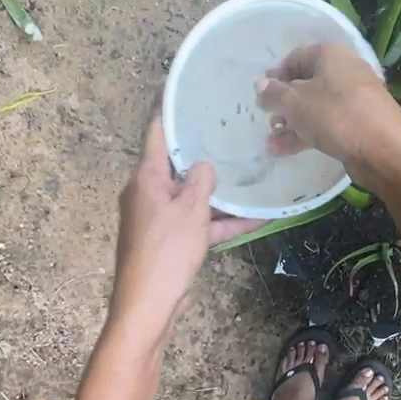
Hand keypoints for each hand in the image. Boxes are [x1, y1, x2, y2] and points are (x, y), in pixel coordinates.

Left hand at [109, 118, 263, 343]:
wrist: (148, 306)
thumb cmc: (165, 254)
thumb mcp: (191, 212)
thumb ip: (202, 183)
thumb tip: (204, 167)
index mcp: (146, 178)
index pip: (158, 134)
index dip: (172, 112)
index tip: (188, 93)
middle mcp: (147, 194)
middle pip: (178, 167)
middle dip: (205, 154)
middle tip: (233, 133)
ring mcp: (157, 220)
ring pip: (191, 199)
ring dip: (219, 195)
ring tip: (253, 177)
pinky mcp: (168, 244)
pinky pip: (196, 225)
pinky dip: (219, 223)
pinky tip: (255, 220)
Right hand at [256, 43, 400, 191]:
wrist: (382, 147)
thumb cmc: (335, 114)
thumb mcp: (296, 102)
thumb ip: (274, 94)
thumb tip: (261, 86)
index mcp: (330, 55)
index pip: (296, 57)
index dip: (276, 75)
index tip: (261, 93)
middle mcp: (343, 72)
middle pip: (306, 84)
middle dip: (283, 104)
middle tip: (267, 120)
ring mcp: (353, 99)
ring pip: (315, 108)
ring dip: (291, 124)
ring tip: (271, 142)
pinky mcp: (357, 124)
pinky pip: (326, 125)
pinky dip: (306, 135)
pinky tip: (285, 151)